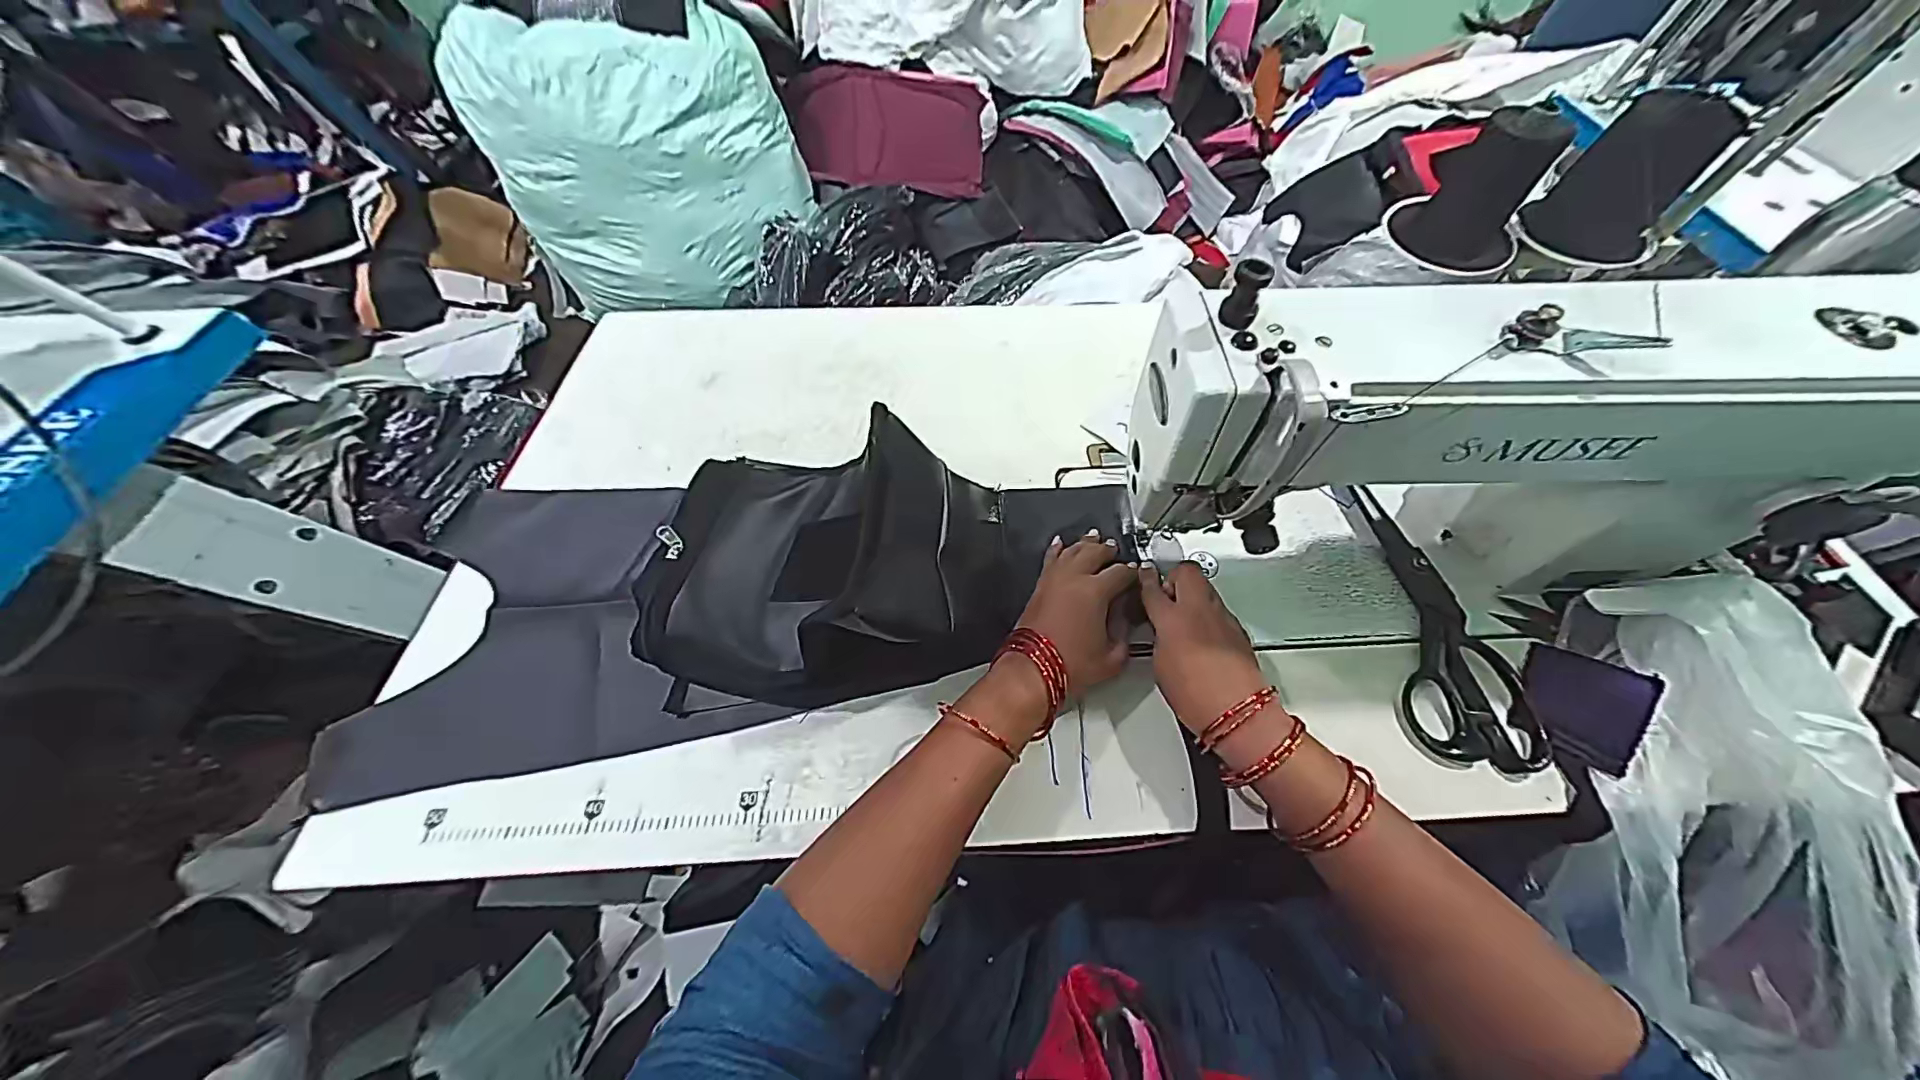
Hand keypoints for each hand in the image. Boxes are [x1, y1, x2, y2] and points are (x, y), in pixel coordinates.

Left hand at [1012, 530, 1136, 696]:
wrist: (1033, 670)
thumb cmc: (1068, 665)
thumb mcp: (1113, 655)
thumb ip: (1124, 631)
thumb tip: (1124, 618)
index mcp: (1096, 591)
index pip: (1122, 572)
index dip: (1133, 572)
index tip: (1137, 574)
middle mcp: (1073, 579)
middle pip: (1096, 552)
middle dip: (1109, 551)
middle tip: (1117, 551)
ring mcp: (1054, 580)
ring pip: (1072, 551)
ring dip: (1086, 544)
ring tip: (1094, 539)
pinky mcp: (1040, 587)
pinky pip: (1051, 560)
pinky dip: (1058, 550)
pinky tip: (1060, 544)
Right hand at [1137, 562, 1266, 731]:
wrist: (1237, 711)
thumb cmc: (1199, 695)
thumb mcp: (1160, 665)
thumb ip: (1158, 636)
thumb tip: (1160, 630)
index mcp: (1172, 619)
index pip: (1152, 586)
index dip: (1145, 579)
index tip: (1144, 576)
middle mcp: (1200, 611)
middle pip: (1186, 572)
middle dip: (1173, 577)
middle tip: (1165, 591)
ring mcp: (1222, 618)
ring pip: (1205, 588)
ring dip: (1192, 594)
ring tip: (1183, 614)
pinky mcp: (1237, 629)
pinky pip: (1218, 609)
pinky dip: (1207, 614)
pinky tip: (1201, 634)